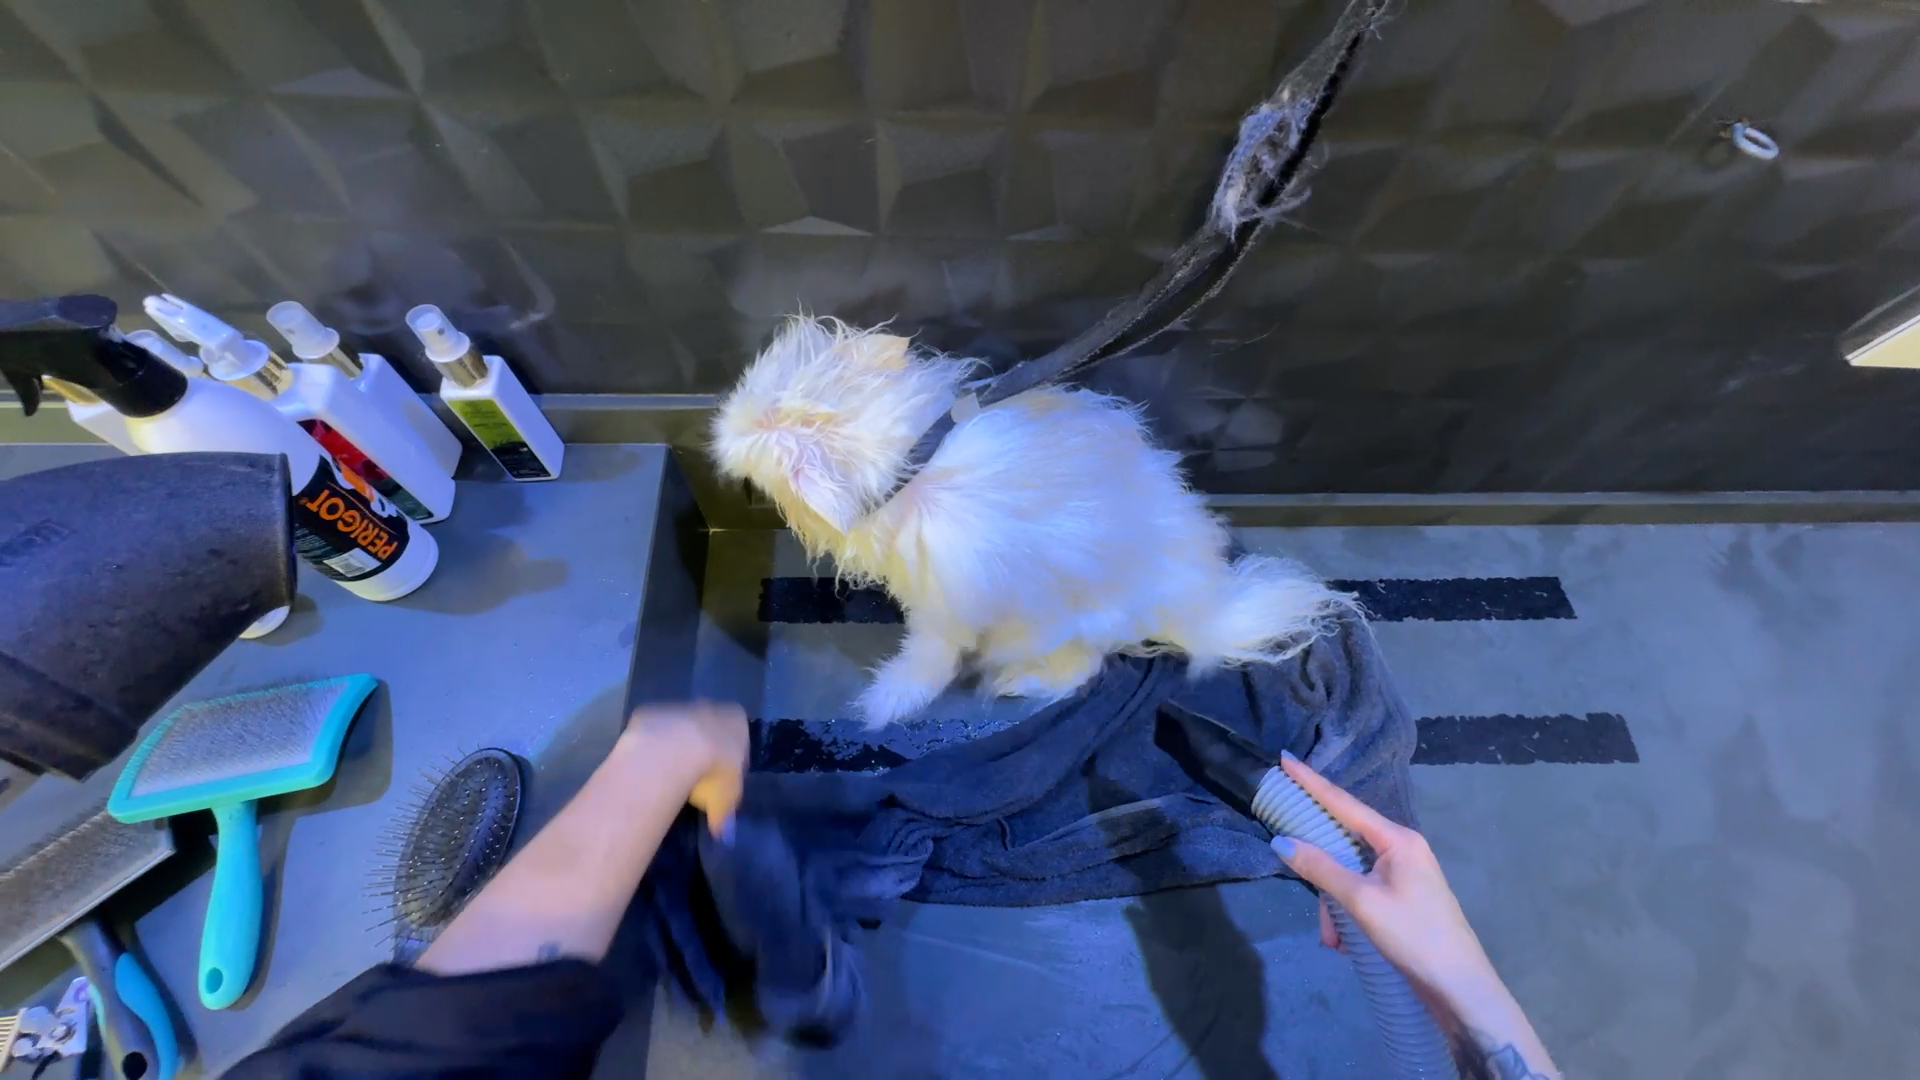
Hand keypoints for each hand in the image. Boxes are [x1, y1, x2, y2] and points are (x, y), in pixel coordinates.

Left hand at [618, 702, 749, 837]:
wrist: (672, 751)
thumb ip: (725, 812)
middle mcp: (712, 708)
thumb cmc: (712, 770)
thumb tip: (723, 832)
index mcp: (738, 721)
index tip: (720, 782)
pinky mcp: (652, 712)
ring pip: (681, 729)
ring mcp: (680, 707)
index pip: (739, 741)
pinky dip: (652, 747)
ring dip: (676, 747)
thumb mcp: (727, 799)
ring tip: (668, 777)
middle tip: (694, 780)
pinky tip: (648, 768)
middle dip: (704, 750)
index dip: (730, 762)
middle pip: (710, 729)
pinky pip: (654, 733)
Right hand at [1269, 753, 1497, 1001]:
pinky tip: (1344, 941)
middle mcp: (1401, 849)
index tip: (1285, 758)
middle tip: (1307, 888)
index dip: (1311, 781)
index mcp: (1397, 839)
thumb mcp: (1362, 902)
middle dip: (1321, 873)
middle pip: (1341, 842)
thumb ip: (1320, 868)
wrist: (1464, 994)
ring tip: (1334, 938)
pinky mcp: (1401, 897)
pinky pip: (1359, 891)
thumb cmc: (1415, 937)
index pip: (1343, 802)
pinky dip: (1347, 913)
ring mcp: (1403, 874)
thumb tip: (1280, 842)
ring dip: (1334, 904)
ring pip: (1347, 872)